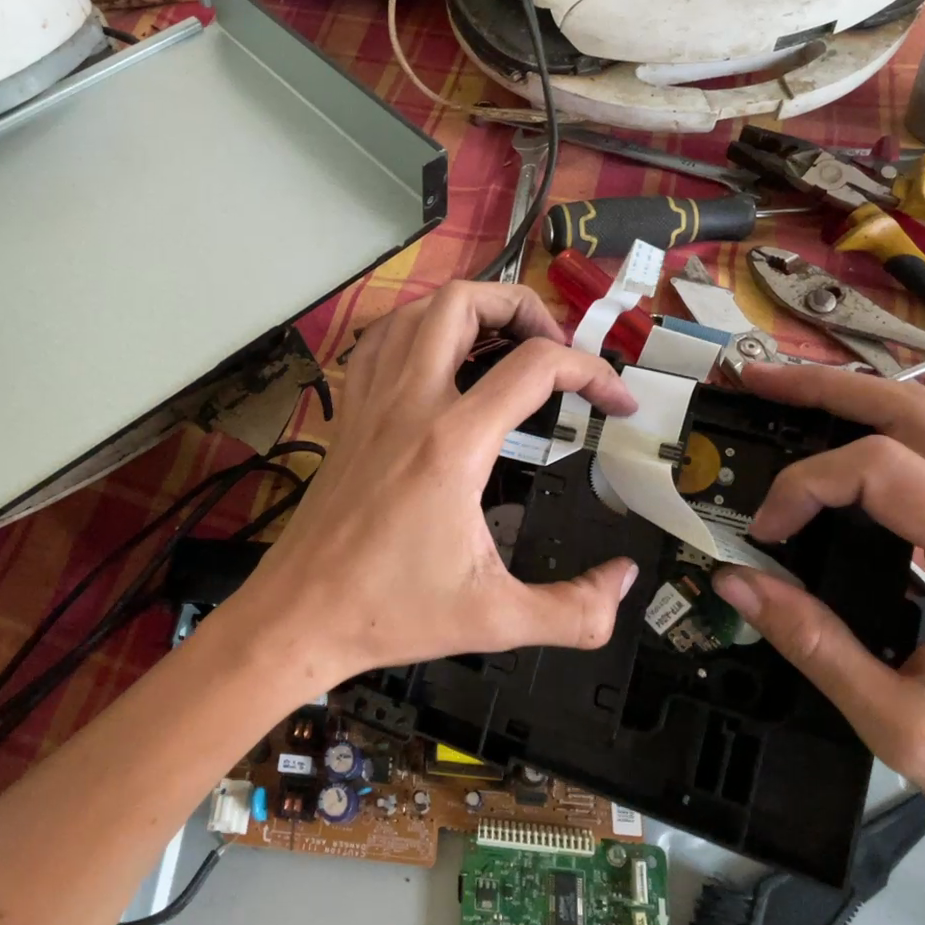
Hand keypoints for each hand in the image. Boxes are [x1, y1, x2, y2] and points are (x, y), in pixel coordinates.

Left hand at [218, 282, 641, 689]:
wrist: (301, 614)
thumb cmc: (391, 612)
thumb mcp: (497, 620)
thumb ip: (576, 611)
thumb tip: (624, 582)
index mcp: (453, 443)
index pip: (536, 367)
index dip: (593, 371)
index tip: (618, 401)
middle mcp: (410, 404)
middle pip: (465, 303)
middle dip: (522, 307)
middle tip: (553, 348)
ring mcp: (372, 402)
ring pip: (416, 311)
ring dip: (468, 310)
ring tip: (503, 343)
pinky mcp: (349, 414)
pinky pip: (378, 342)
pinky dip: (414, 329)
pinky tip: (435, 357)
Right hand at [710, 363, 924, 872]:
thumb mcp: (904, 729)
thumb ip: (813, 645)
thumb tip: (735, 581)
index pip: (884, 472)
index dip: (806, 485)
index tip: (764, 535)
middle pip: (924, 411)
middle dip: (830, 388)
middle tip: (759, 382)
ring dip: (869, 391)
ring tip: (801, 391)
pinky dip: (908, 419)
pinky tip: (871, 424)